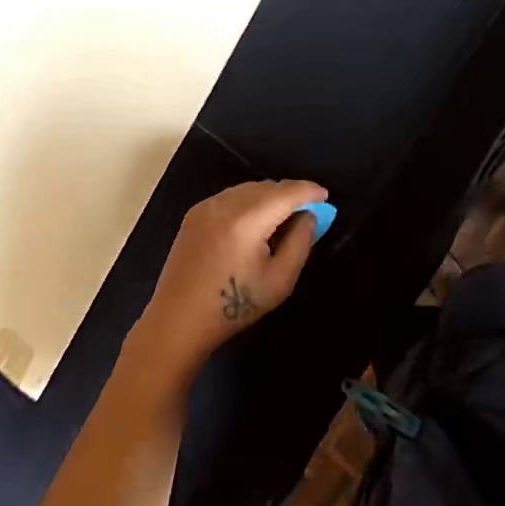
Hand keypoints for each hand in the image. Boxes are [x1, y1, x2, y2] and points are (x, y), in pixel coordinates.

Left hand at [128, 180, 327, 376]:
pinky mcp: (194, 214)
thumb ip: (300, 242)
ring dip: (269, 197)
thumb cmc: (234, 306)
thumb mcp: (280, 280)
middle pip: (267, 186)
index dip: (309, 191)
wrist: (179, 319)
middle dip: (289, 194)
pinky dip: (248, 202)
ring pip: (247, 189)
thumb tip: (308, 215)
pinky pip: (230, 197)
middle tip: (307, 213)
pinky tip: (253, 225)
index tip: (325, 196)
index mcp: (246, 220)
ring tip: (281, 220)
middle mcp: (224, 204)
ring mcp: (205, 206)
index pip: (286, 192)